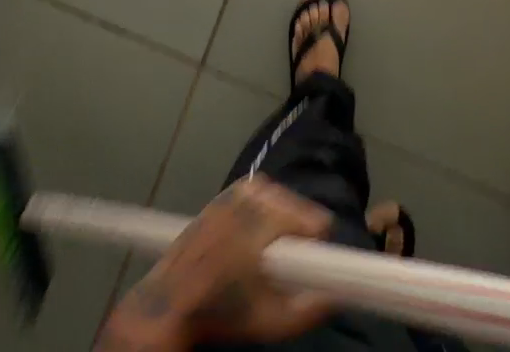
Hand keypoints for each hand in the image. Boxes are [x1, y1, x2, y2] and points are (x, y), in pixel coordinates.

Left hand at [95, 180, 334, 350]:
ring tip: (284, 234)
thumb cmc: (224, 312)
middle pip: (293, 201)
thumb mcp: (274, 321)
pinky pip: (251, 188)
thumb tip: (337, 294)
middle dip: (303, 222)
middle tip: (302, 249)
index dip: (319, 238)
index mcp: (264, 225)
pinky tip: (260, 223)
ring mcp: (228, 197)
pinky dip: (263, 200)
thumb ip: (312, 309)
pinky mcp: (216, 198)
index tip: (318, 255)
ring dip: (285, 208)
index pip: (311, 219)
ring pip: (272, 190)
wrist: (172, 302)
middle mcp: (247, 202)